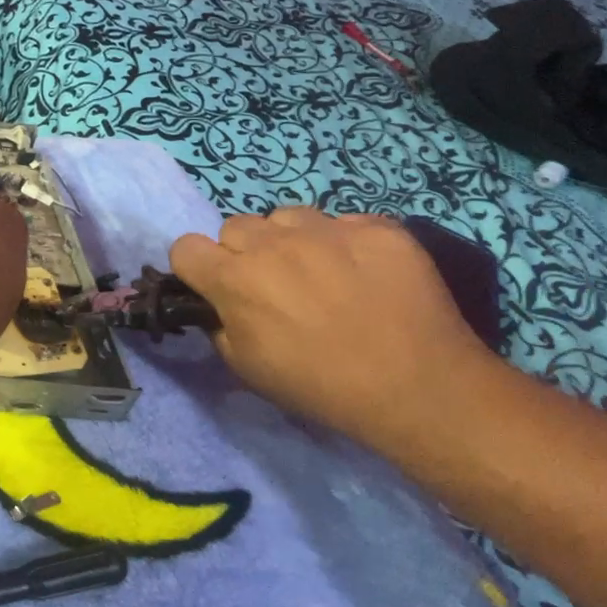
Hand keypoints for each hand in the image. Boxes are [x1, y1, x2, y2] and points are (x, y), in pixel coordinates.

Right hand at [170, 208, 502, 450]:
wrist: (421, 389)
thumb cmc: (322, 387)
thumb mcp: (247, 369)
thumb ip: (220, 326)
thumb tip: (219, 306)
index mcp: (234, 280)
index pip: (185, 247)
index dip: (197, 268)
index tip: (216, 287)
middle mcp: (273, 244)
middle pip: (235, 227)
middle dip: (245, 252)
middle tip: (274, 285)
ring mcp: (328, 230)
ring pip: (287, 217)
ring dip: (292, 240)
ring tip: (321, 272)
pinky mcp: (376, 228)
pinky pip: (344, 222)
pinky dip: (346, 243)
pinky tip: (366, 274)